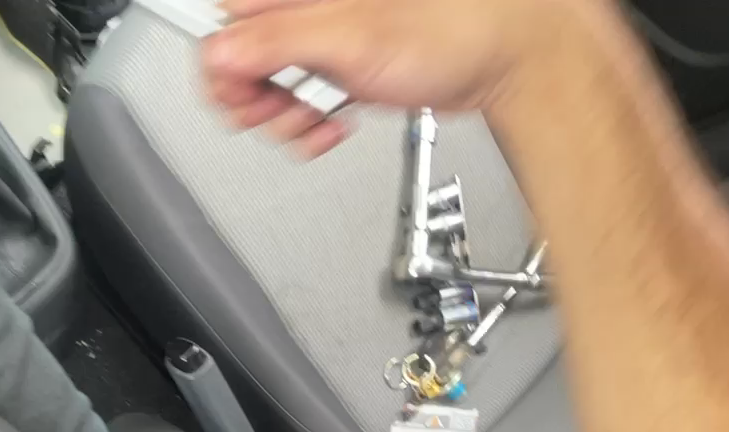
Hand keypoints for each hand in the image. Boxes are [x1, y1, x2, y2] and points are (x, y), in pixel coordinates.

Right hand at [203, 0, 599, 154]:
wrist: (508, 58)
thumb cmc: (457, 30)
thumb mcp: (351, 39)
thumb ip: (277, 44)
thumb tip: (220, 54)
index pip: (229, 17)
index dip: (226, 63)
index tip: (242, 94)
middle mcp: (313, 5)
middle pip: (245, 55)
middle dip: (254, 96)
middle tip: (276, 113)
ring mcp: (329, 36)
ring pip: (273, 83)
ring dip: (284, 117)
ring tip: (313, 121)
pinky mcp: (345, 65)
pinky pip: (305, 98)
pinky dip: (310, 122)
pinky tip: (329, 123)